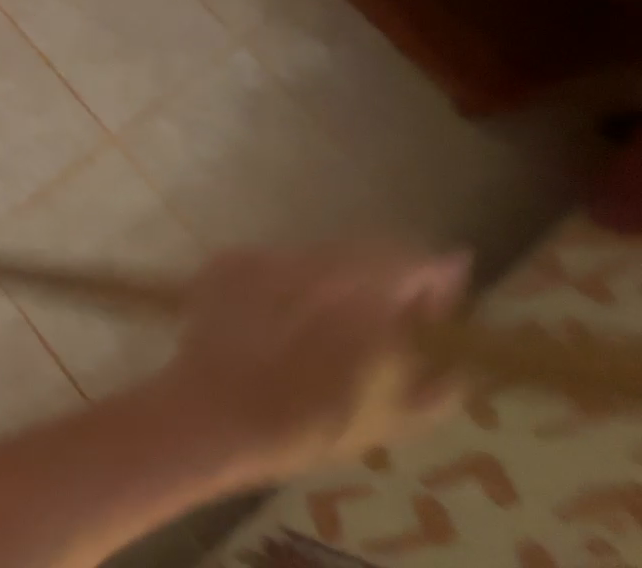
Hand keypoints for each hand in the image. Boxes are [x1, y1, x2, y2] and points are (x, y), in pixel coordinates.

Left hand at [156, 245, 469, 483]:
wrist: (215, 414)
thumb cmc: (313, 424)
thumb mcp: (402, 413)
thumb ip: (442, 371)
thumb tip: (462, 348)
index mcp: (366, 295)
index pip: (421, 262)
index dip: (436, 289)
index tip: (430, 321)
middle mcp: (314, 263)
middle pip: (367, 253)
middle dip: (384, 284)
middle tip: (378, 327)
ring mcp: (263, 257)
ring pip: (316, 258)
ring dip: (333, 284)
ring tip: (317, 330)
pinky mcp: (225, 262)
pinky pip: (270, 264)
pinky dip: (284, 286)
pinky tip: (274, 324)